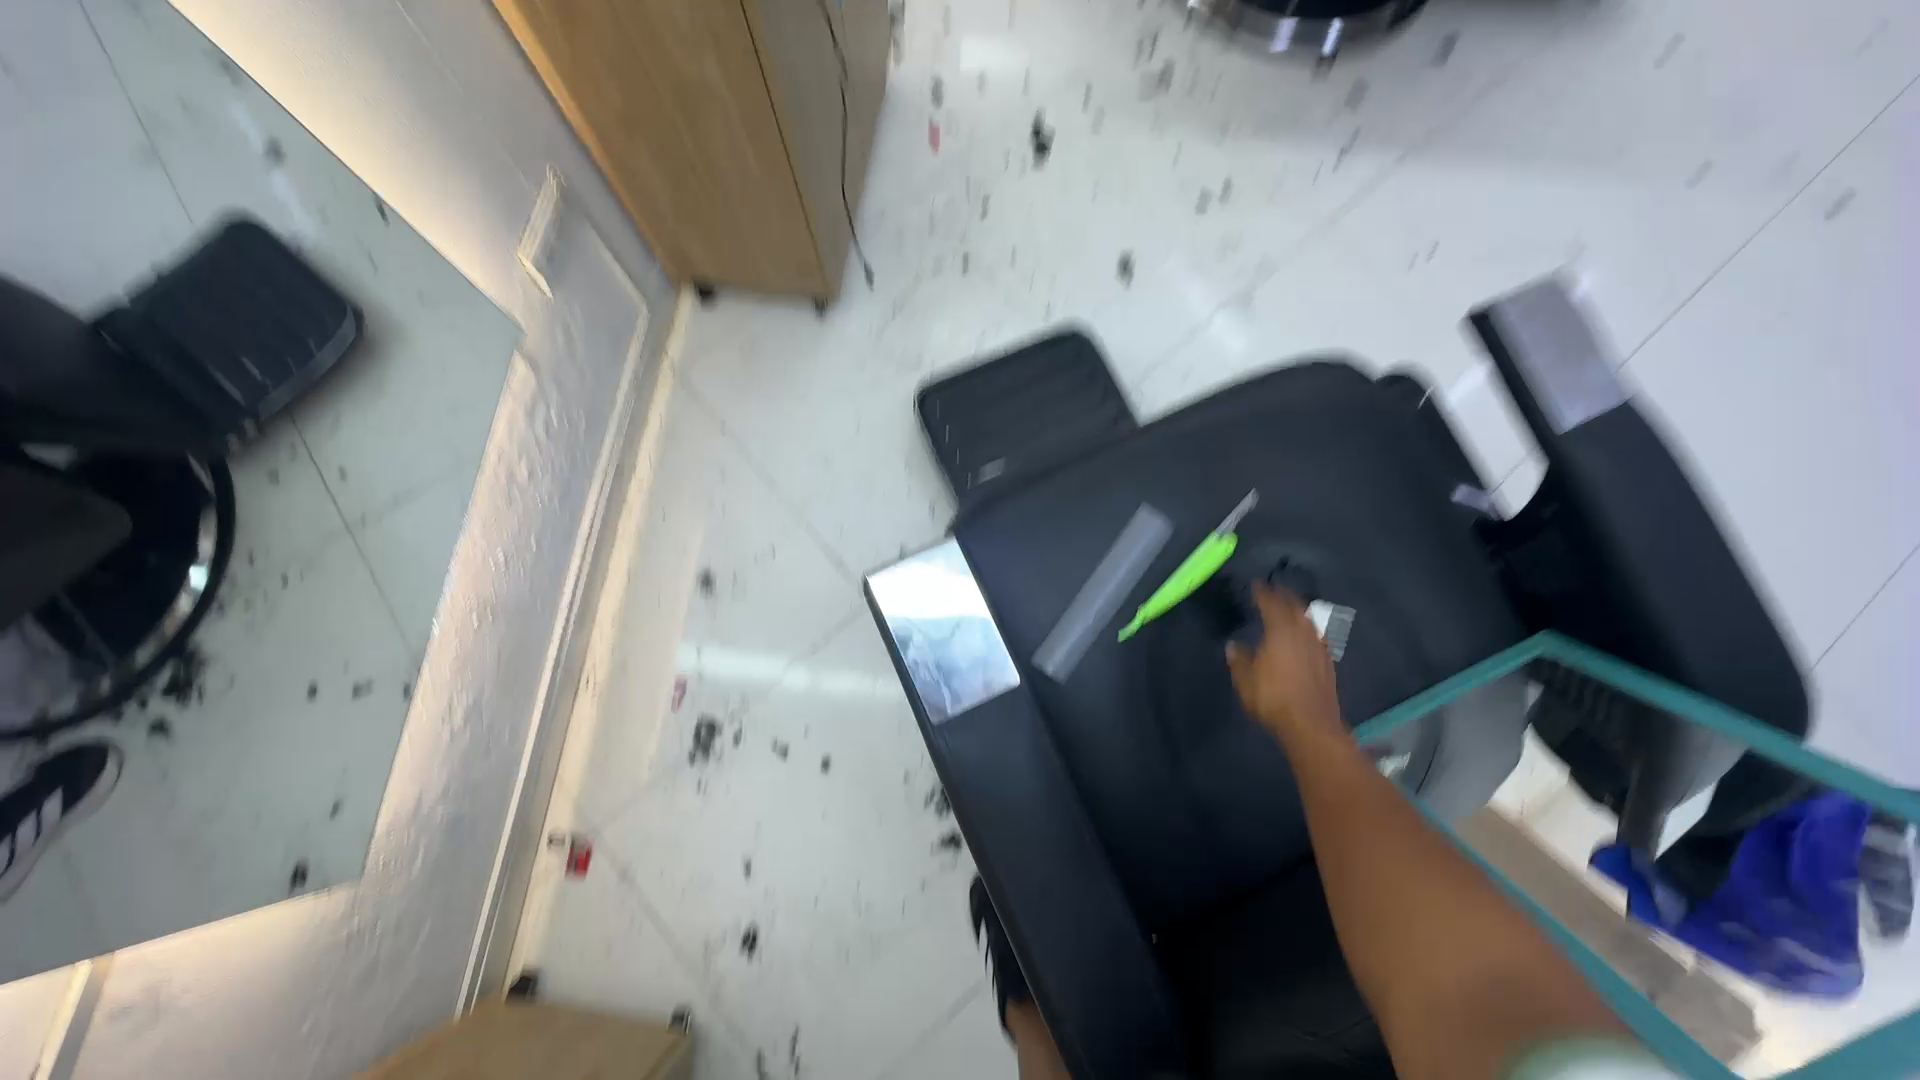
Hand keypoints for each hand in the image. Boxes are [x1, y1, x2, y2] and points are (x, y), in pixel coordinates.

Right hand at [1224, 584, 1344, 744]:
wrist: (1311, 724)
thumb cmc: (1273, 698)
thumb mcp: (1245, 680)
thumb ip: (1240, 659)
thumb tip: (1234, 645)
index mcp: (1280, 630)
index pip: (1271, 604)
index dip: (1263, 593)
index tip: (1256, 584)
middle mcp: (1303, 632)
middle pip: (1295, 607)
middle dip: (1284, 596)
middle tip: (1275, 590)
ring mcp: (1319, 647)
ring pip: (1309, 620)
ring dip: (1299, 611)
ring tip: (1291, 608)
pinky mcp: (1328, 662)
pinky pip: (1317, 635)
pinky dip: (1308, 629)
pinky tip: (1306, 635)